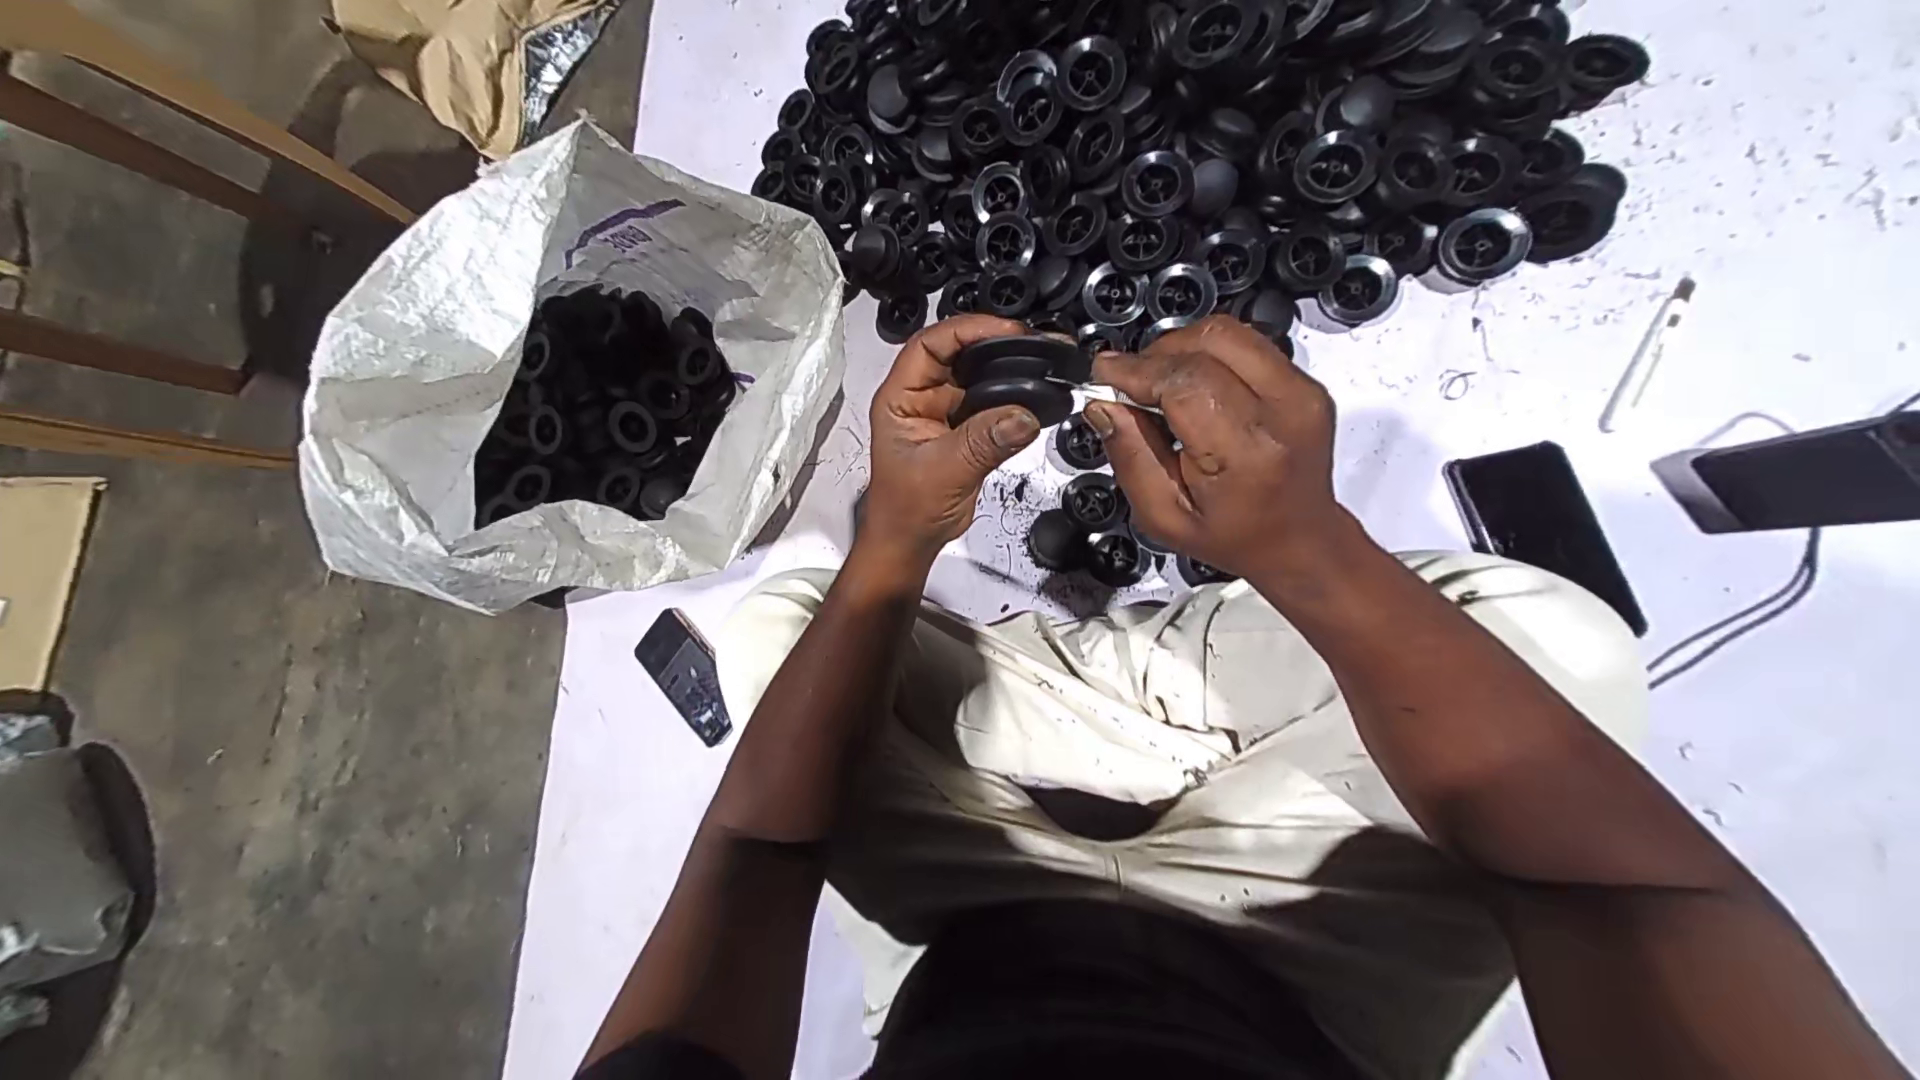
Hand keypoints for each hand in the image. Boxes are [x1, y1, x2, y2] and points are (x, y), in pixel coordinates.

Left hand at [860, 314, 1042, 566]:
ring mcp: (946, 414)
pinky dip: (1015, 401)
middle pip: (959, 354)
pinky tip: (1033, 399)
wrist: (913, 540)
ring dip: (1008, 373)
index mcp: (901, 398)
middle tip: (1030, 344)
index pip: (931, 344)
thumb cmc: (904, 510)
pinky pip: (994, 405)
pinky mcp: (967, 431)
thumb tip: (1021, 416)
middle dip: (995, 346)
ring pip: (980, 379)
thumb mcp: (942, 471)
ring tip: (1037, 366)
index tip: (1004, 332)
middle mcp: (922, 399)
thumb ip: (983, 442)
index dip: (968, 330)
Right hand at [1084, 315, 1354, 581]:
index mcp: (1247, 454)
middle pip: (1206, 345)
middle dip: (1153, 357)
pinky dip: (1205, 353)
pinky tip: (1188, 384)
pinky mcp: (1302, 382)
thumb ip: (1131, 458)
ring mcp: (1299, 391)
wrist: (1296, 538)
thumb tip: (1103, 409)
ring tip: (1157, 384)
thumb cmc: (1234, 535)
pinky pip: (1245, 343)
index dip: (1137, 370)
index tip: (1104, 373)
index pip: (1185, 381)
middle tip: (1126, 384)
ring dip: (1178, 349)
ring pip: (1226, 334)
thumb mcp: (1163, 516)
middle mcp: (1284, 412)